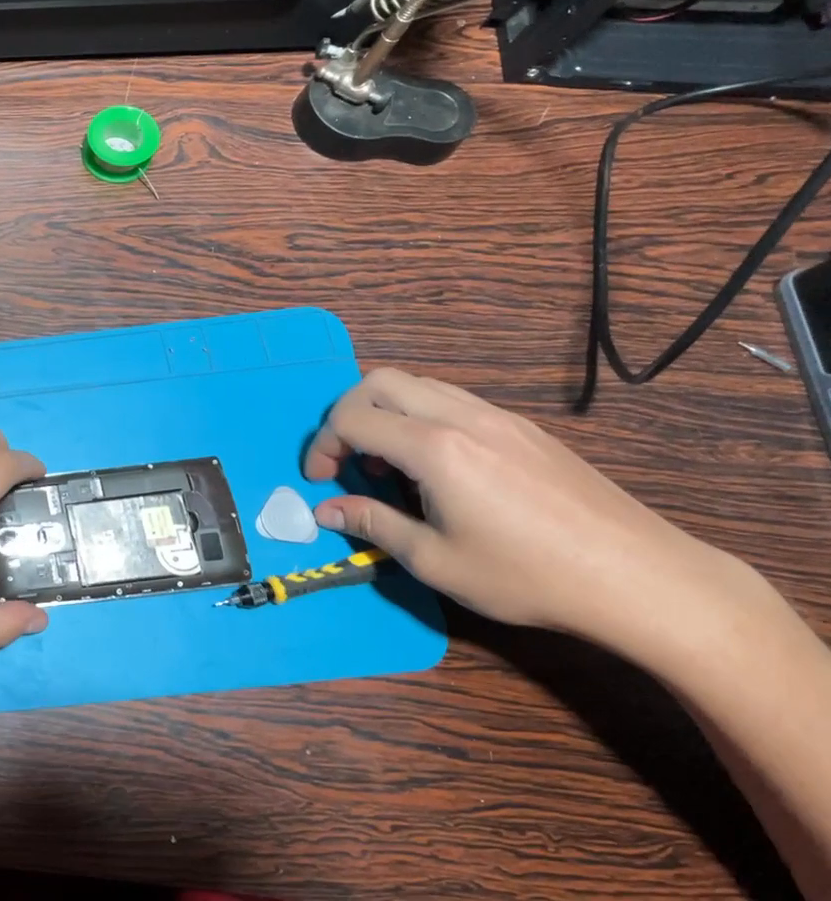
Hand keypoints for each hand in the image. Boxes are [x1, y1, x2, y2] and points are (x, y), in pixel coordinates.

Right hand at [304, 368, 730, 645]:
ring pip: (419, 385)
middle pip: (381, 382)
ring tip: (388, 463)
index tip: (322, 481)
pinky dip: (422, 417)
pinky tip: (436, 466)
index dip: (323, 445)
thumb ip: (373, 525)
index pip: (352, 419)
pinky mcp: (525, 429)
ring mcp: (499, 418)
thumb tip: (326, 510)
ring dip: (386, 412)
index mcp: (435, 449)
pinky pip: (454, 400)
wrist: (638, 578)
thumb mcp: (435, 561)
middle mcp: (463, 418)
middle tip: (346, 459)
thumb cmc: (527, 575)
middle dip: (347, 413)